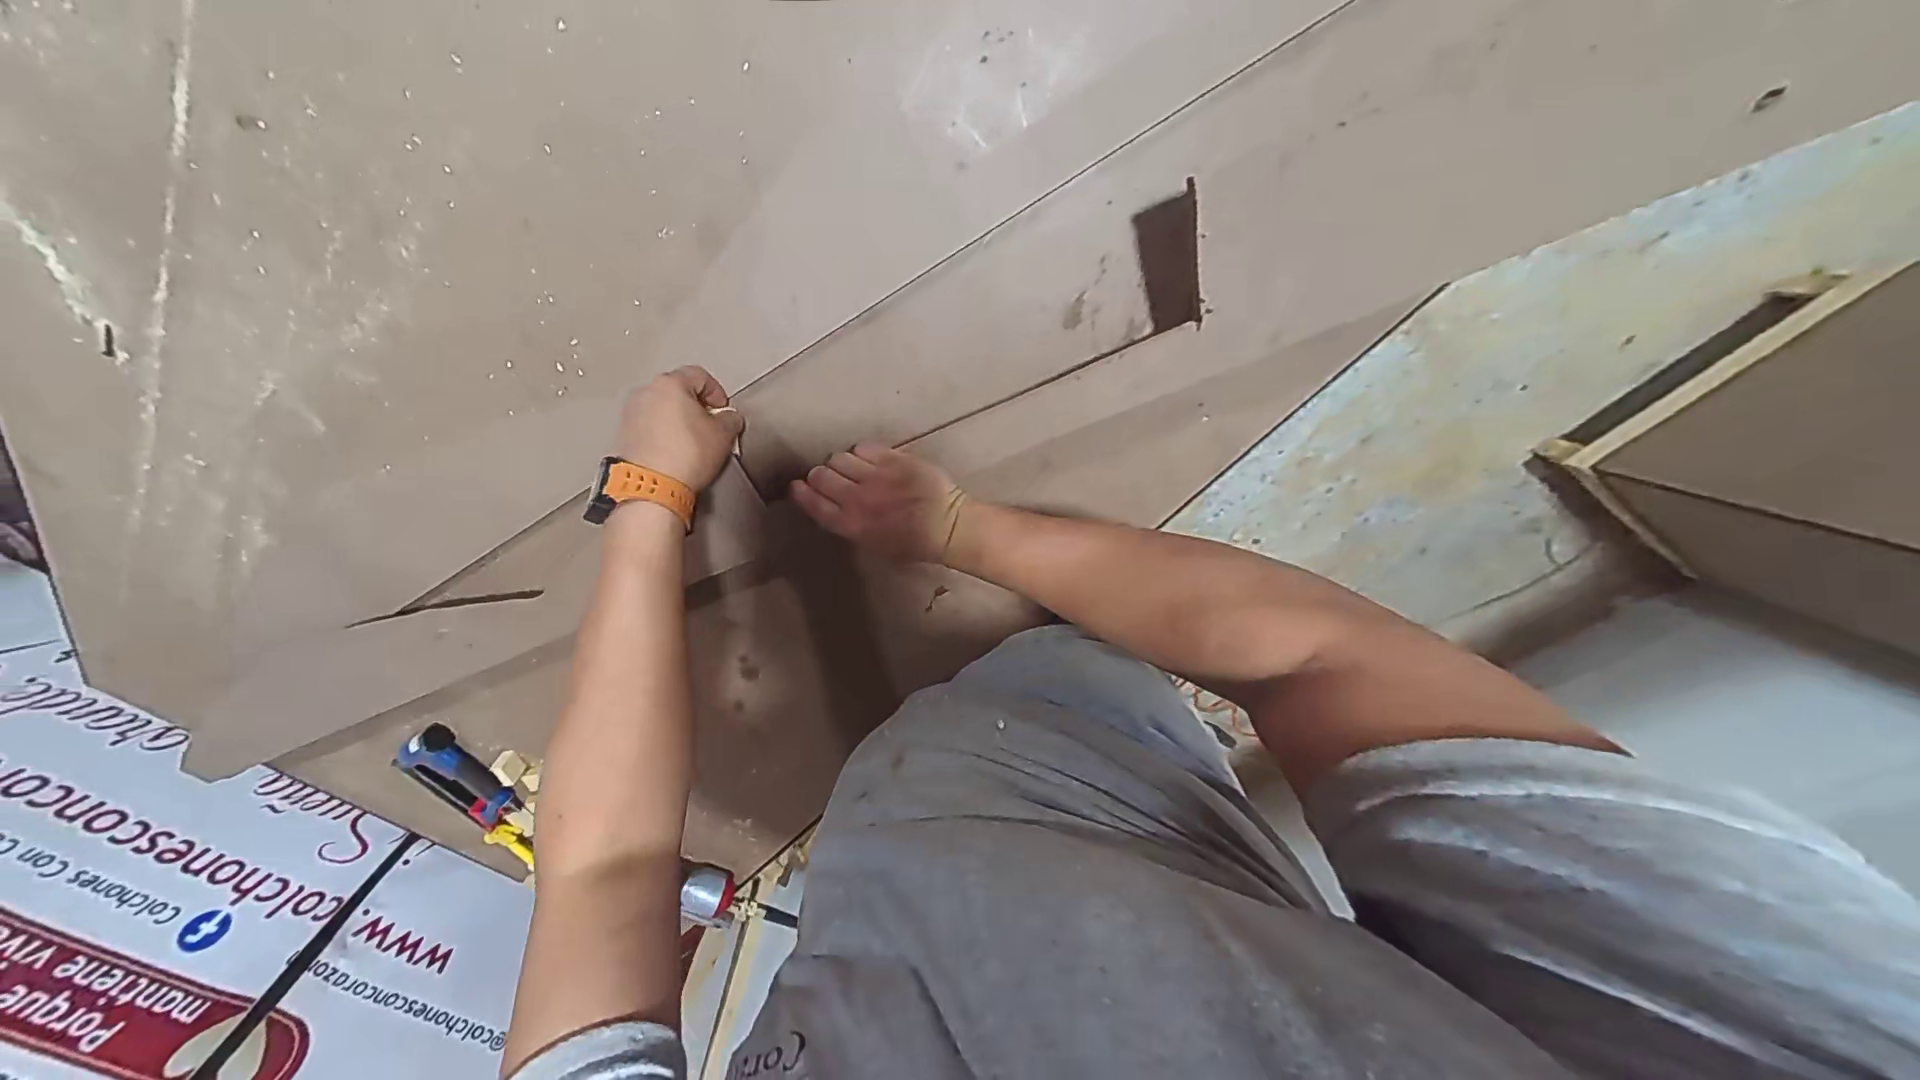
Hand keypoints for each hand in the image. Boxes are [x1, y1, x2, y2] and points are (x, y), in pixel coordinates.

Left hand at [613, 367, 745, 491]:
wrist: (653, 485)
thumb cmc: (685, 456)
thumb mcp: (724, 435)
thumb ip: (730, 418)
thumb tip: (728, 418)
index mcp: (670, 384)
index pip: (700, 375)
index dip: (717, 392)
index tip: (723, 409)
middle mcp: (646, 393)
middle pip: (678, 390)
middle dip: (696, 406)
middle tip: (710, 426)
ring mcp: (631, 413)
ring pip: (662, 408)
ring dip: (678, 419)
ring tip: (692, 443)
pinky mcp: (624, 434)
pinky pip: (650, 426)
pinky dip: (663, 433)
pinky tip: (675, 452)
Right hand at [790, 445, 969, 562]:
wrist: (947, 526)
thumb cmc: (913, 544)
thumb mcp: (874, 545)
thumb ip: (850, 525)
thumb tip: (834, 507)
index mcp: (851, 525)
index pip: (813, 503)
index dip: (801, 493)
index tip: (797, 486)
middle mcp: (857, 499)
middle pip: (820, 476)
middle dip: (821, 475)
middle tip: (831, 477)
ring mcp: (874, 477)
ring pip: (838, 458)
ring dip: (842, 463)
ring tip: (854, 468)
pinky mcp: (891, 459)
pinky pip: (862, 447)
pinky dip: (862, 453)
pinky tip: (872, 460)